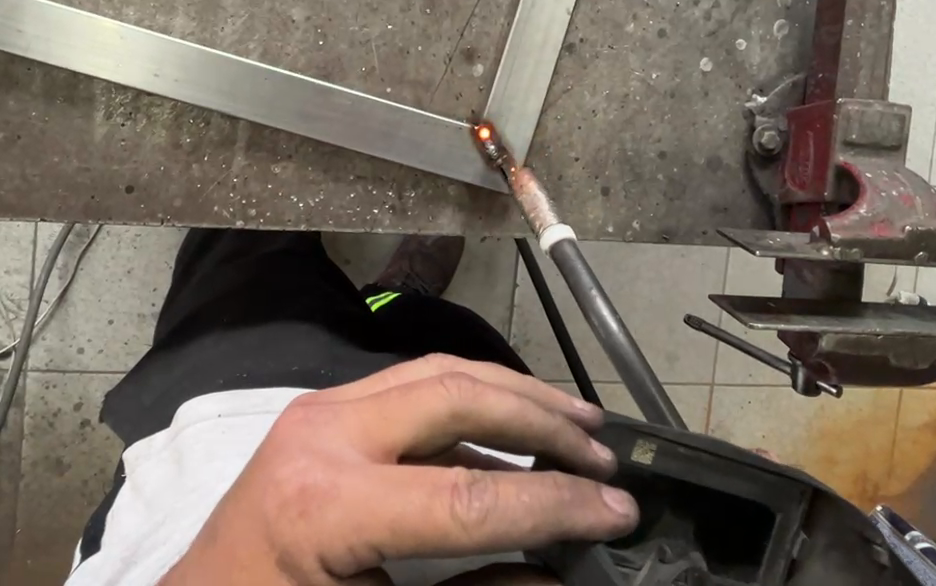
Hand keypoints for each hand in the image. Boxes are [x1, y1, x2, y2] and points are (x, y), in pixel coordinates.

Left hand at [161, 355, 638, 585]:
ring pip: (434, 370)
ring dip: (509, 391)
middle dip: (537, 417)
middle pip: (454, 394)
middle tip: (601, 446)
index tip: (618, 508)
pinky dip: (470, 398)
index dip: (553, 504)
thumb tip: (556, 571)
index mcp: (325, 505)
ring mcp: (318, 410)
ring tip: (572, 417)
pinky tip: (509, 426)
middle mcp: (322, 434)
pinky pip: (409, 385)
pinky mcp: (321, 409)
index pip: (465, 496)